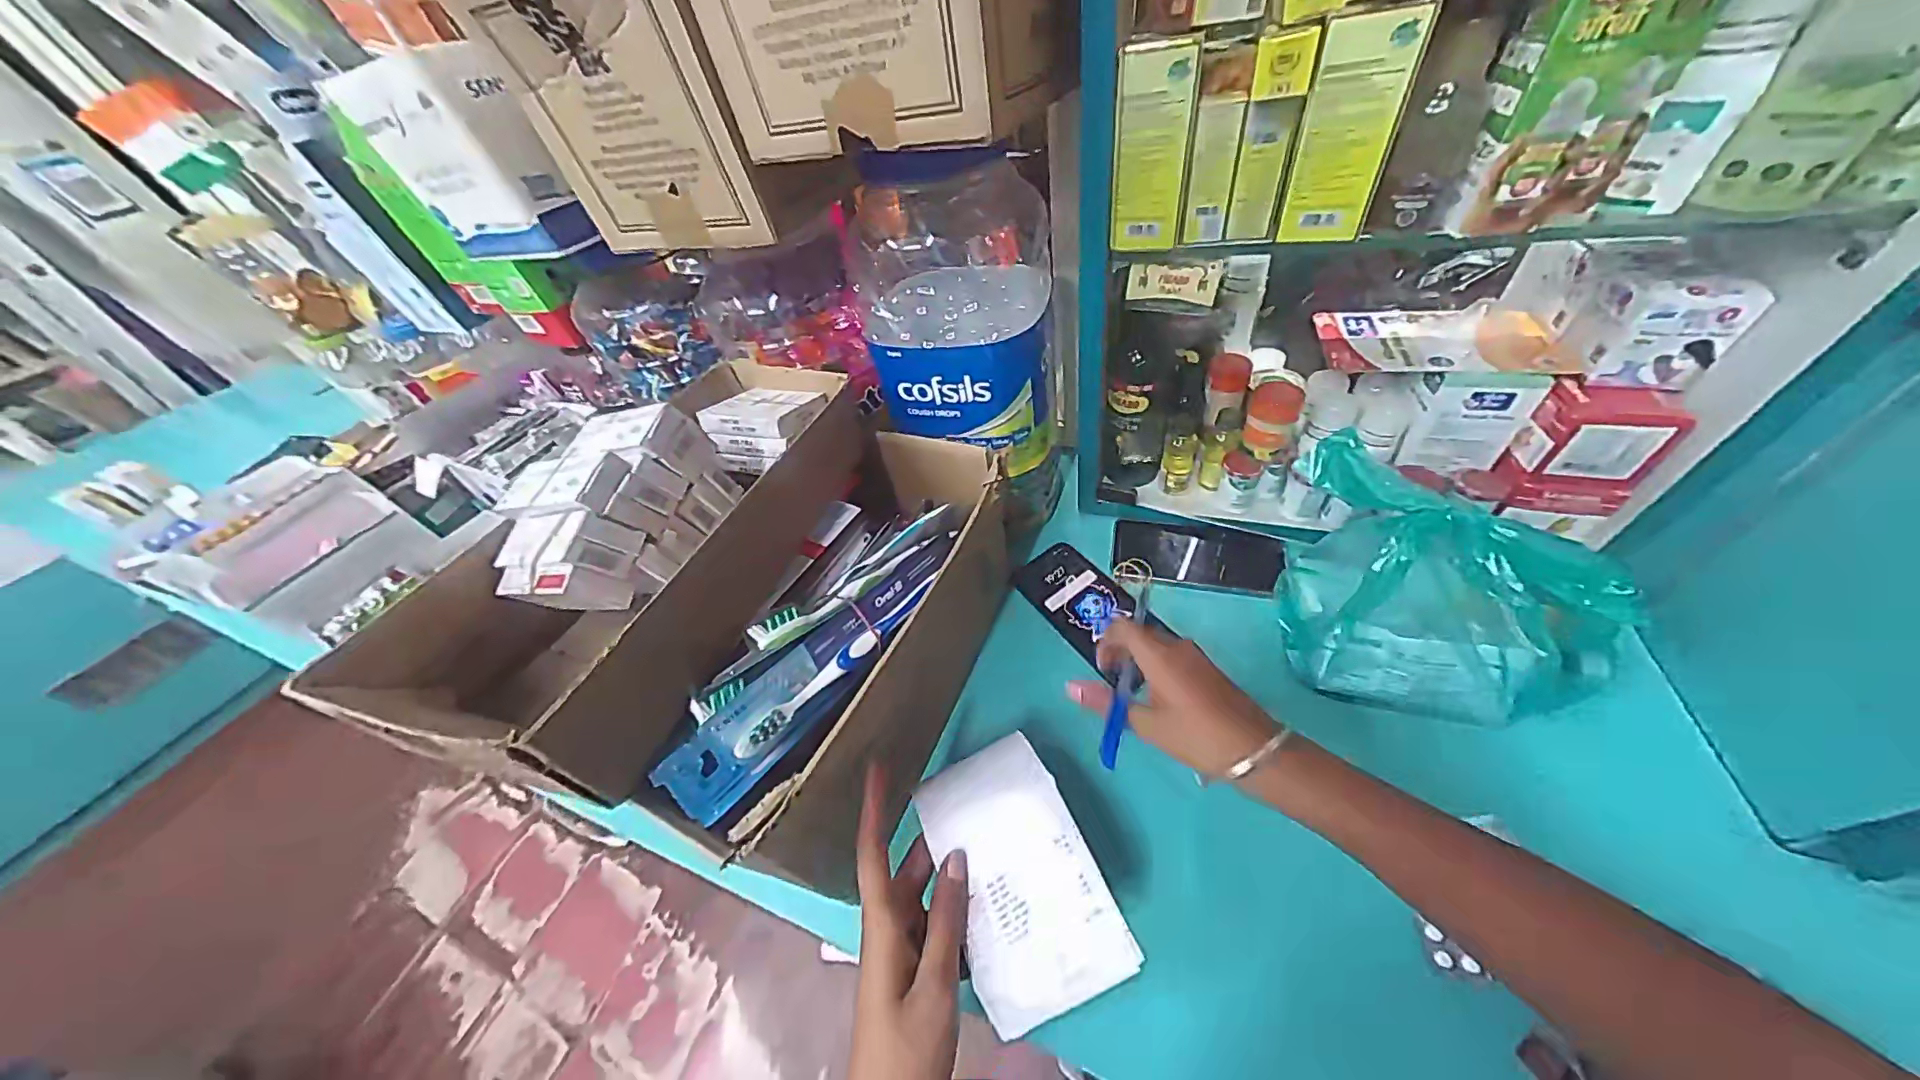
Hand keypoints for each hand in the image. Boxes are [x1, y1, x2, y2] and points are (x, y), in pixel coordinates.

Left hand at [848, 764, 967, 1079]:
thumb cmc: (905, 1047)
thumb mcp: (934, 985)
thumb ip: (947, 922)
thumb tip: (958, 858)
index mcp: (882, 926)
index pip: (872, 854)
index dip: (874, 810)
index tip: (877, 770)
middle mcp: (889, 927)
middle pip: (907, 870)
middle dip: (931, 841)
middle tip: (964, 810)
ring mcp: (902, 948)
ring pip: (926, 897)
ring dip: (949, 877)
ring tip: (986, 851)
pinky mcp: (916, 967)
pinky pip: (936, 924)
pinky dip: (957, 912)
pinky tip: (987, 908)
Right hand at [1066, 620, 1281, 777]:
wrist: (1255, 750)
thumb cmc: (1196, 736)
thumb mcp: (1146, 724)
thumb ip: (1107, 703)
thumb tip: (1070, 687)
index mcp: (1159, 655)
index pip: (1123, 626)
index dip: (1105, 641)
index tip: (1103, 670)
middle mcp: (1177, 647)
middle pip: (1138, 634)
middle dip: (1119, 653)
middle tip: (1114, 685)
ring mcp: (1195, 656)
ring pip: (1155, 646)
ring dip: (1138, 662)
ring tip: (1135, 696)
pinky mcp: (1206, 668)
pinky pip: (1172, 656)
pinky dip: (1155, 668)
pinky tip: (1159, 700)